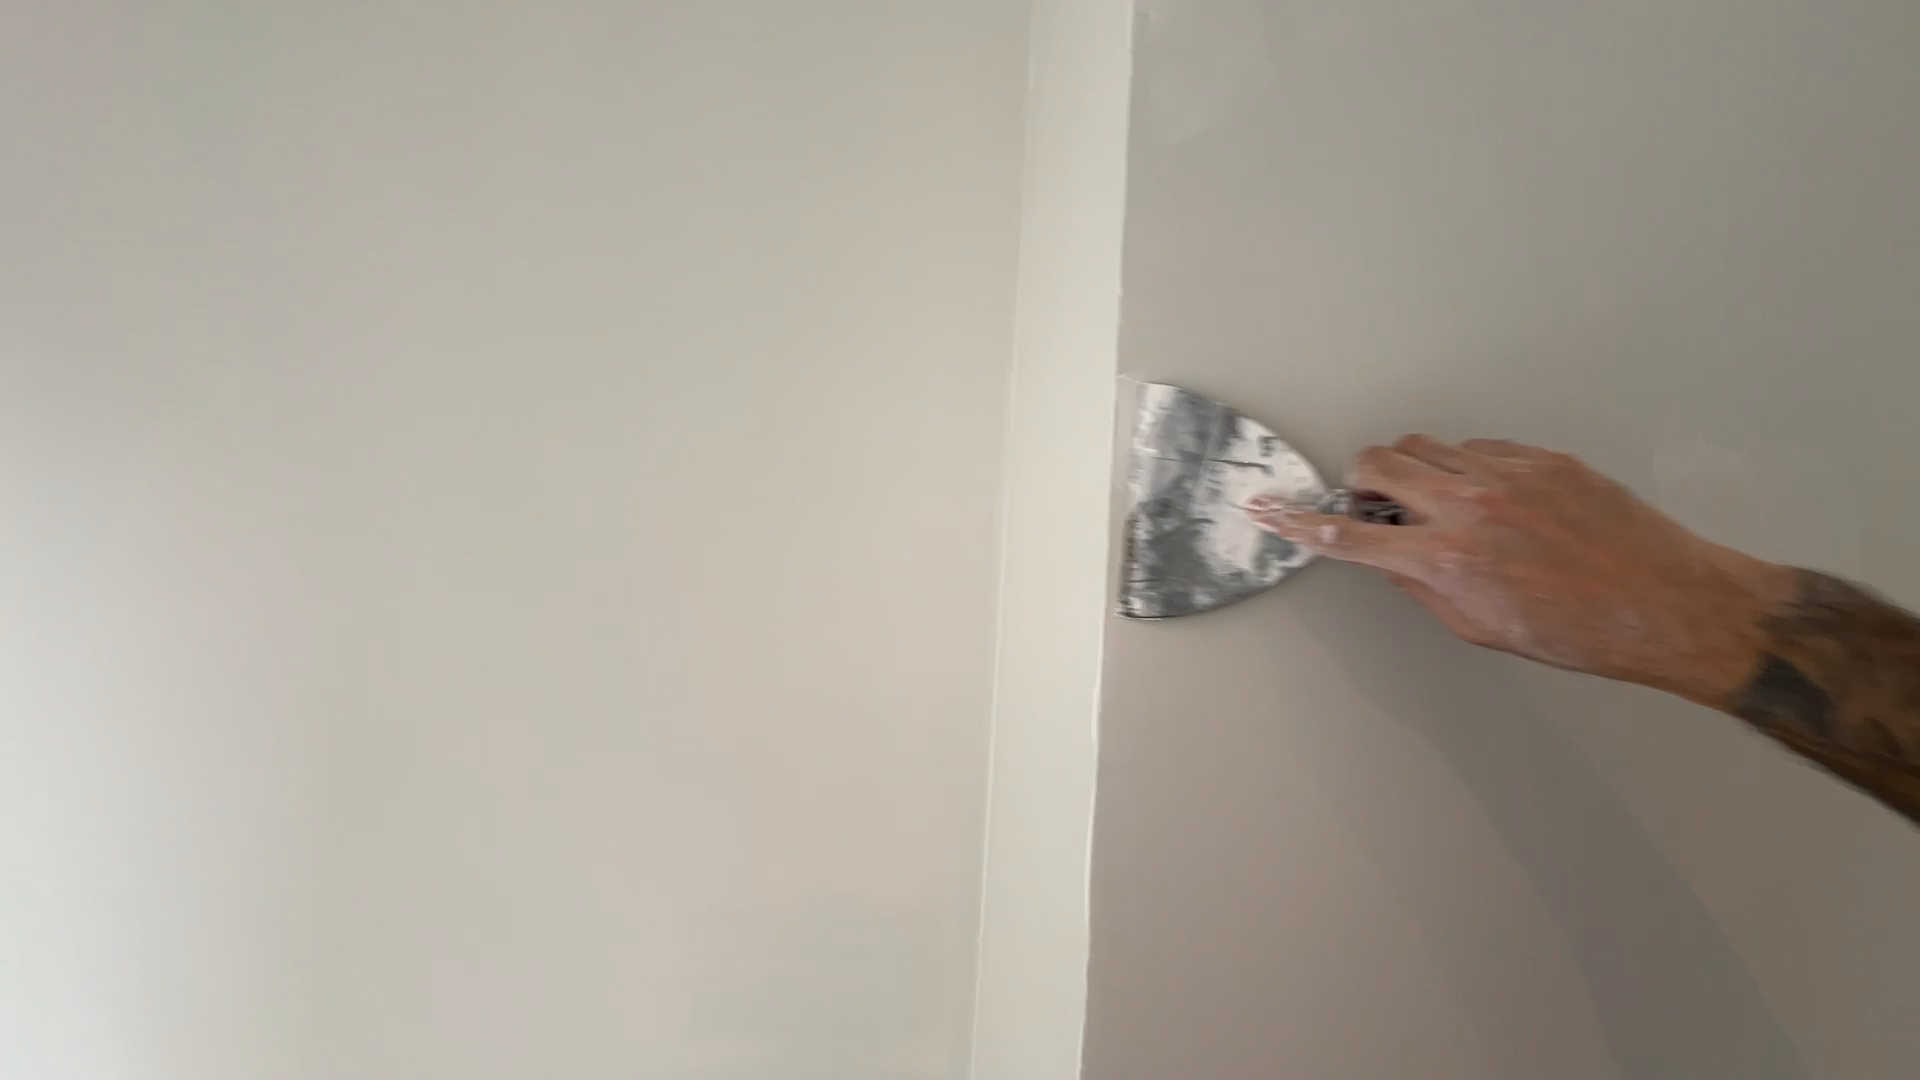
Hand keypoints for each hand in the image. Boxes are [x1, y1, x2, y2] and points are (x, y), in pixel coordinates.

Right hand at [1246, 436, 1795, 705]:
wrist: (1675, 606)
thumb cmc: (1577, 631)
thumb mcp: (1477, 625)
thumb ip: (1418, 584)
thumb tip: (1385, 556)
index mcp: (1445, 560)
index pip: (1346, 535)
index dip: (1298, 521)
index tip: (1269, 509)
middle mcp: (1468, 508)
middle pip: (1376, 461)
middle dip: (1360, 480)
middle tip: (1377, 503)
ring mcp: (1507, 475)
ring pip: (1420, 444)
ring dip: (1408, 469)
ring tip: (1434, 498)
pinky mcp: (1543, 459)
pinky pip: (1474, 447)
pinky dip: (1461, 467)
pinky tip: (1487, 496)